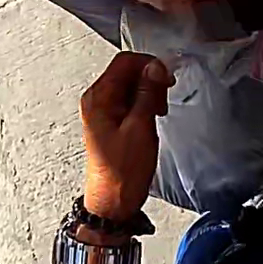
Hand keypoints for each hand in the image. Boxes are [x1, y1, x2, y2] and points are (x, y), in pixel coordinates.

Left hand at [80, 51, 172, 218]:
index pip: (123, 62)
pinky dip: (143, 103)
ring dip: (148, 92)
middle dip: (149, 79)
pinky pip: (127, 100)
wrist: (113, 201)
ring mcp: (101, 110)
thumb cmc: (123, 171)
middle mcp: (96, 100)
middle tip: (163, 98)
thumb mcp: (140, 128)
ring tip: (158, 111)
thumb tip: (154, 68)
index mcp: (98, 98)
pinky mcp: (109, 121)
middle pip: (125, 71)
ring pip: (128, 85)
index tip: (167, 77)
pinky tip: (152, 117)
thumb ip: (147, 94)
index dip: (148, 64)